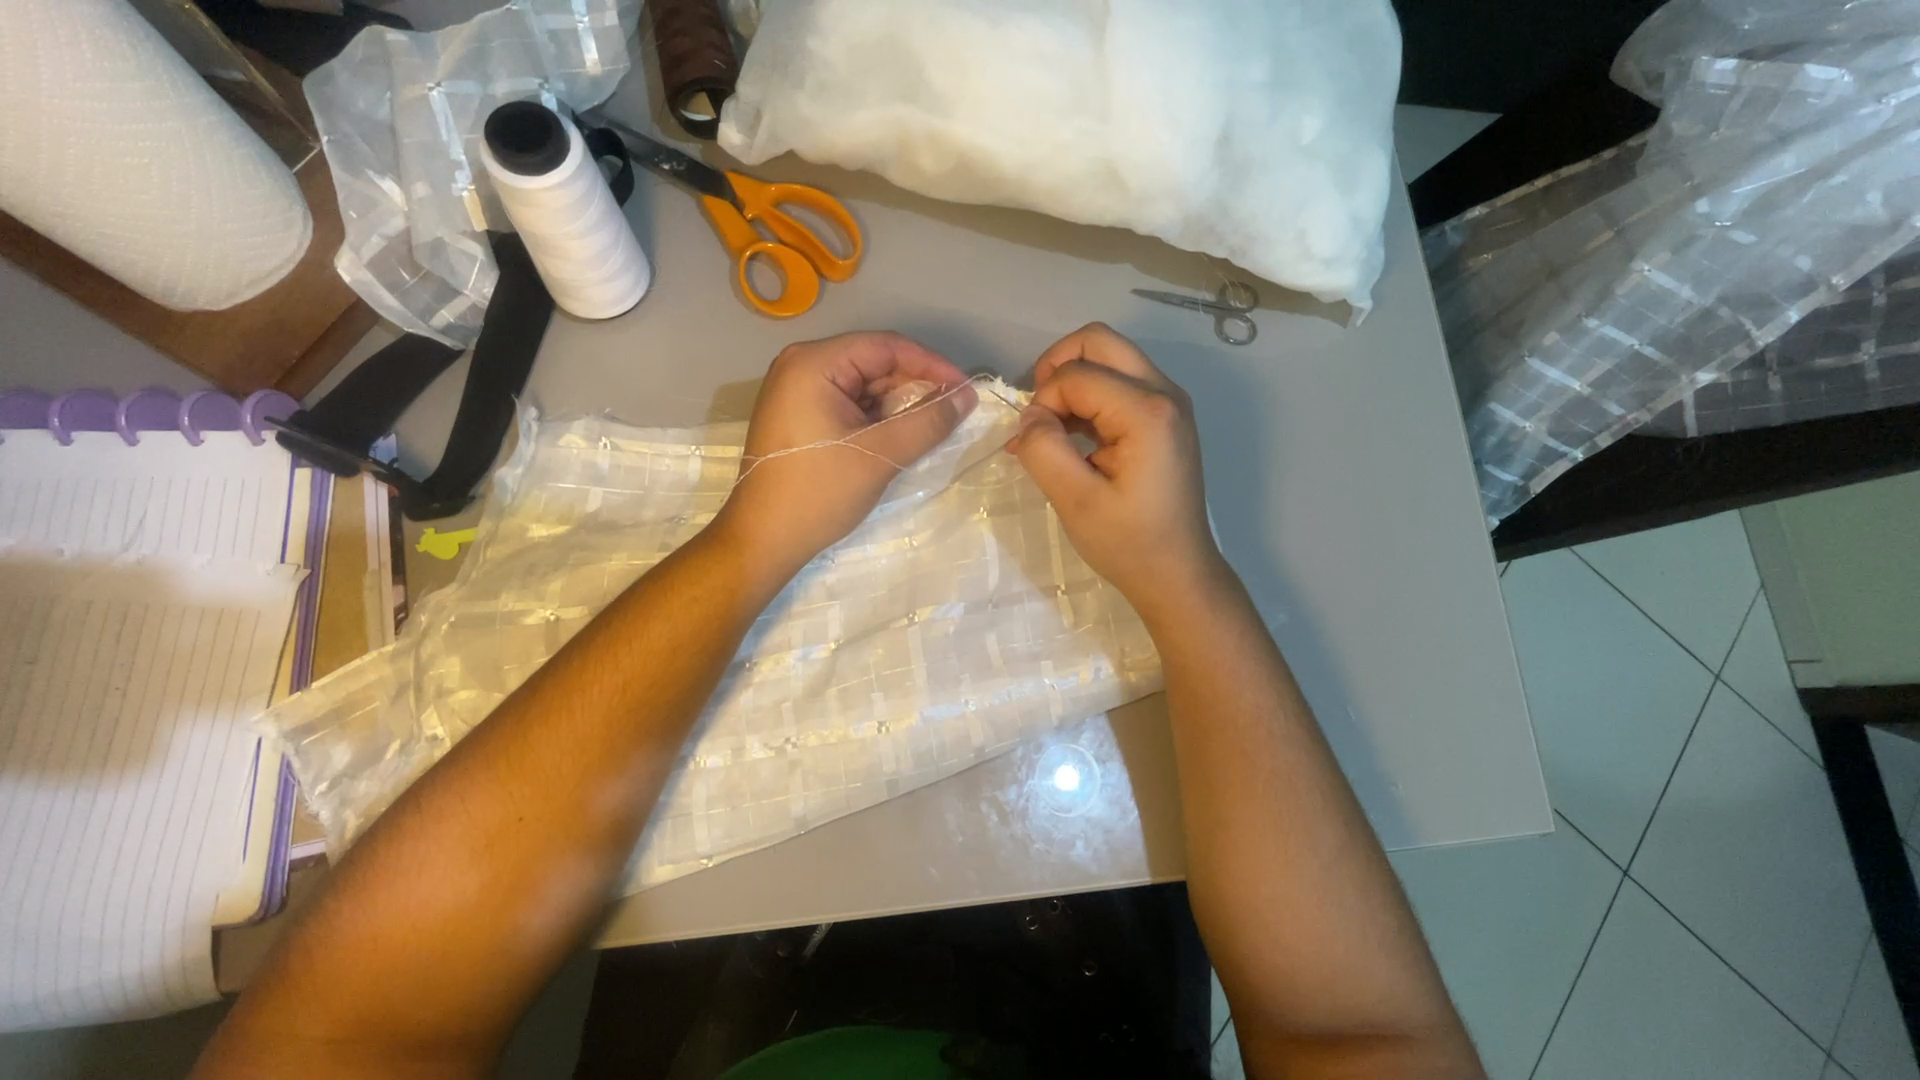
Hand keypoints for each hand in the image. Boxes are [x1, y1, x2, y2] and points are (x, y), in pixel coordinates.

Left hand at [712, 332, 976, 580]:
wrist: (763, 540)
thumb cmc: (818, 492)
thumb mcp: (880, 455)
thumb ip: (928, 422)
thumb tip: (967, 398)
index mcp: (813, 363)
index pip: (886, 347)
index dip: (931, 365)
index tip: (965, 391)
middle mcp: (801, 367)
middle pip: (874, 363)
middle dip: (915, 387)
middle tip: (952, 415)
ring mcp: (796, 392)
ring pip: (863, 386)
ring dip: (899, 405)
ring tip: (932, 430)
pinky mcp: (798, 417)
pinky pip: (848, 405)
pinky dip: (877, 419)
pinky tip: (900, 439)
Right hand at [1007, 323, 1227, 617]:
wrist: (1177, 573)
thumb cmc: (1127, 543)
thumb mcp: (1073, 500)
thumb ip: (1043, 449)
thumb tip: (1028, 417)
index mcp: (1147, 412)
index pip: (1076, 375)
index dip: (1043, 403)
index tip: (1033, 445)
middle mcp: (1165, 393)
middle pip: (1098, 341)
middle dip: (1056, 369)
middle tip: (1037, 413)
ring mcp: (1169, 402)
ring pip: (1109, 357)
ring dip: (1072, 383)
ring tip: (1051, 432)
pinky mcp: (1165, 416)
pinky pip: (1119, 383)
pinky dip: (1088, 398)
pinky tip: (1070, 438)